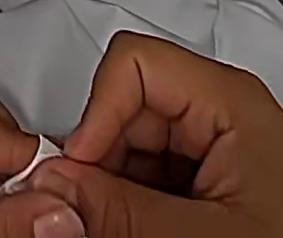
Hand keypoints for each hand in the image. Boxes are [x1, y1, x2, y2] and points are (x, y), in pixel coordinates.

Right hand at [25, 33, 282, 237]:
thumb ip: (124, 211)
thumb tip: (54, 184)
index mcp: (228, 100)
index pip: (133, 62)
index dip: (97, 109)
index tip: (78, 165)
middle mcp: (218, 112)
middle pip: (125, 104)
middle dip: (100, 157)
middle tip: (90, 211)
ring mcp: (214, 148)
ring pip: (128, 144)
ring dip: (112, 188)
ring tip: (120, 228)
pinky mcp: (211, 183)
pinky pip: (146, 175)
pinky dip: (130, 206)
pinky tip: (139, 231)